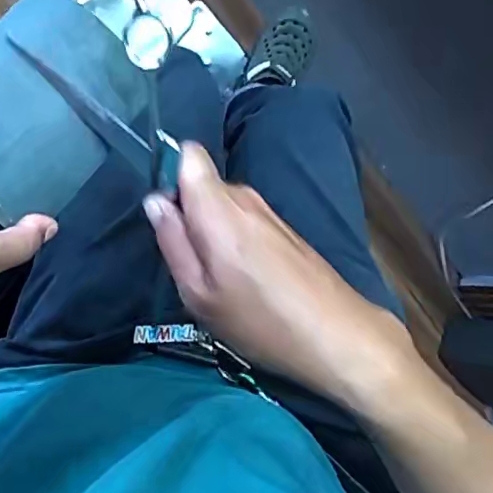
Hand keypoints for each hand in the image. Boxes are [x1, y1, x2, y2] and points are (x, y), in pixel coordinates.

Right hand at [143, 142, 425, 413]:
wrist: (338, 337)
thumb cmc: (258, 319)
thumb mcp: (197, 291)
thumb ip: (172, 240)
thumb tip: (154, 202)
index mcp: (217, 208)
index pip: (188, 155)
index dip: (169, 176)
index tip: (166, 215)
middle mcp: (244, 197)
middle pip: (201, 183)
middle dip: (186, 211)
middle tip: (188, 259)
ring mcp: (267, 211)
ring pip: (220, 202)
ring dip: (209, 228)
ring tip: (215, 273)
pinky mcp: (283, 227)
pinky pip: (241, 217)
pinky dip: (231, 237)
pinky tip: (242, 276)